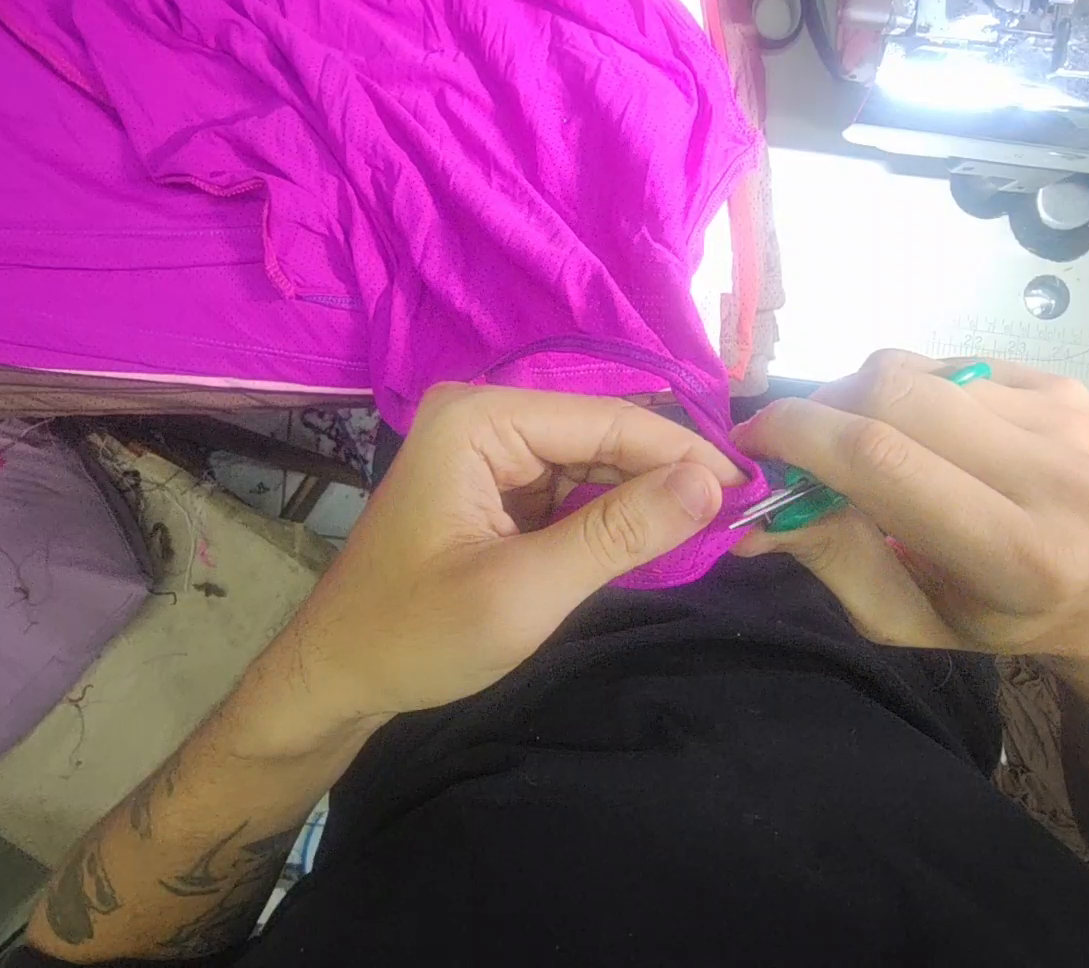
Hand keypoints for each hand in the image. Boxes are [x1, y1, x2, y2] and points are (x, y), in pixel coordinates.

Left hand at [252, 384, 744, 746]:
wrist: (339, 673)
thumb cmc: (416, 636)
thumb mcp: (524, 591)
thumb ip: (618, 533)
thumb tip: (711, 482)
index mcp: (480, 420)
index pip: (607, 420)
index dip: (683, 452)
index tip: (749, 491)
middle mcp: (483, 415)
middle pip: (599, 434)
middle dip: (662, 476)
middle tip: (731, 522)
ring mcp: (485, 448)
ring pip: (589, 460)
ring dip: (638, 496)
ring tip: (698, 534)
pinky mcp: (492, 481)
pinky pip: (566, 485)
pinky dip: (605, 513)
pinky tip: (639, 539)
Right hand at [729, 351, 1088, 682]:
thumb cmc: (1000, 620)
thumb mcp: (902, 616)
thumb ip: (826, 557)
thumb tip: (747, 516)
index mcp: (1014, 555)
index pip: (879, 457)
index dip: (797, 433)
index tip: (751, 442)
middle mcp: (1054, 477)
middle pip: (890, 391)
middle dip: (819, 407)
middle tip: (799, 442)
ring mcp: (1069, 421)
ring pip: (913, 371)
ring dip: (860, 399)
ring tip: (866, 442)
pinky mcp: (1068, 387)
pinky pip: (948, 364)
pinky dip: (908, 391)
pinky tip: (923, 432)